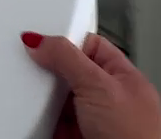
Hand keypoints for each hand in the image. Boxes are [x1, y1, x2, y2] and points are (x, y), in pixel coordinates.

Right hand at [20, 31, 160, 138]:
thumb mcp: (98, 85)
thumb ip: (67, 56)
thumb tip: (39, 41)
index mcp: (126, 79)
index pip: (90, 45)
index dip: (66, 40)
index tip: (43, 38)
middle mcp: (111, 101)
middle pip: (71, 72)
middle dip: (52, 69)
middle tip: (36, 64)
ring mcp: (94, 123)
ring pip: (59, 98)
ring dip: (44, 95)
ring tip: (35, 92)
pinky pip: (51, 120)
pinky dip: (40, 116)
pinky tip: (34, 112)